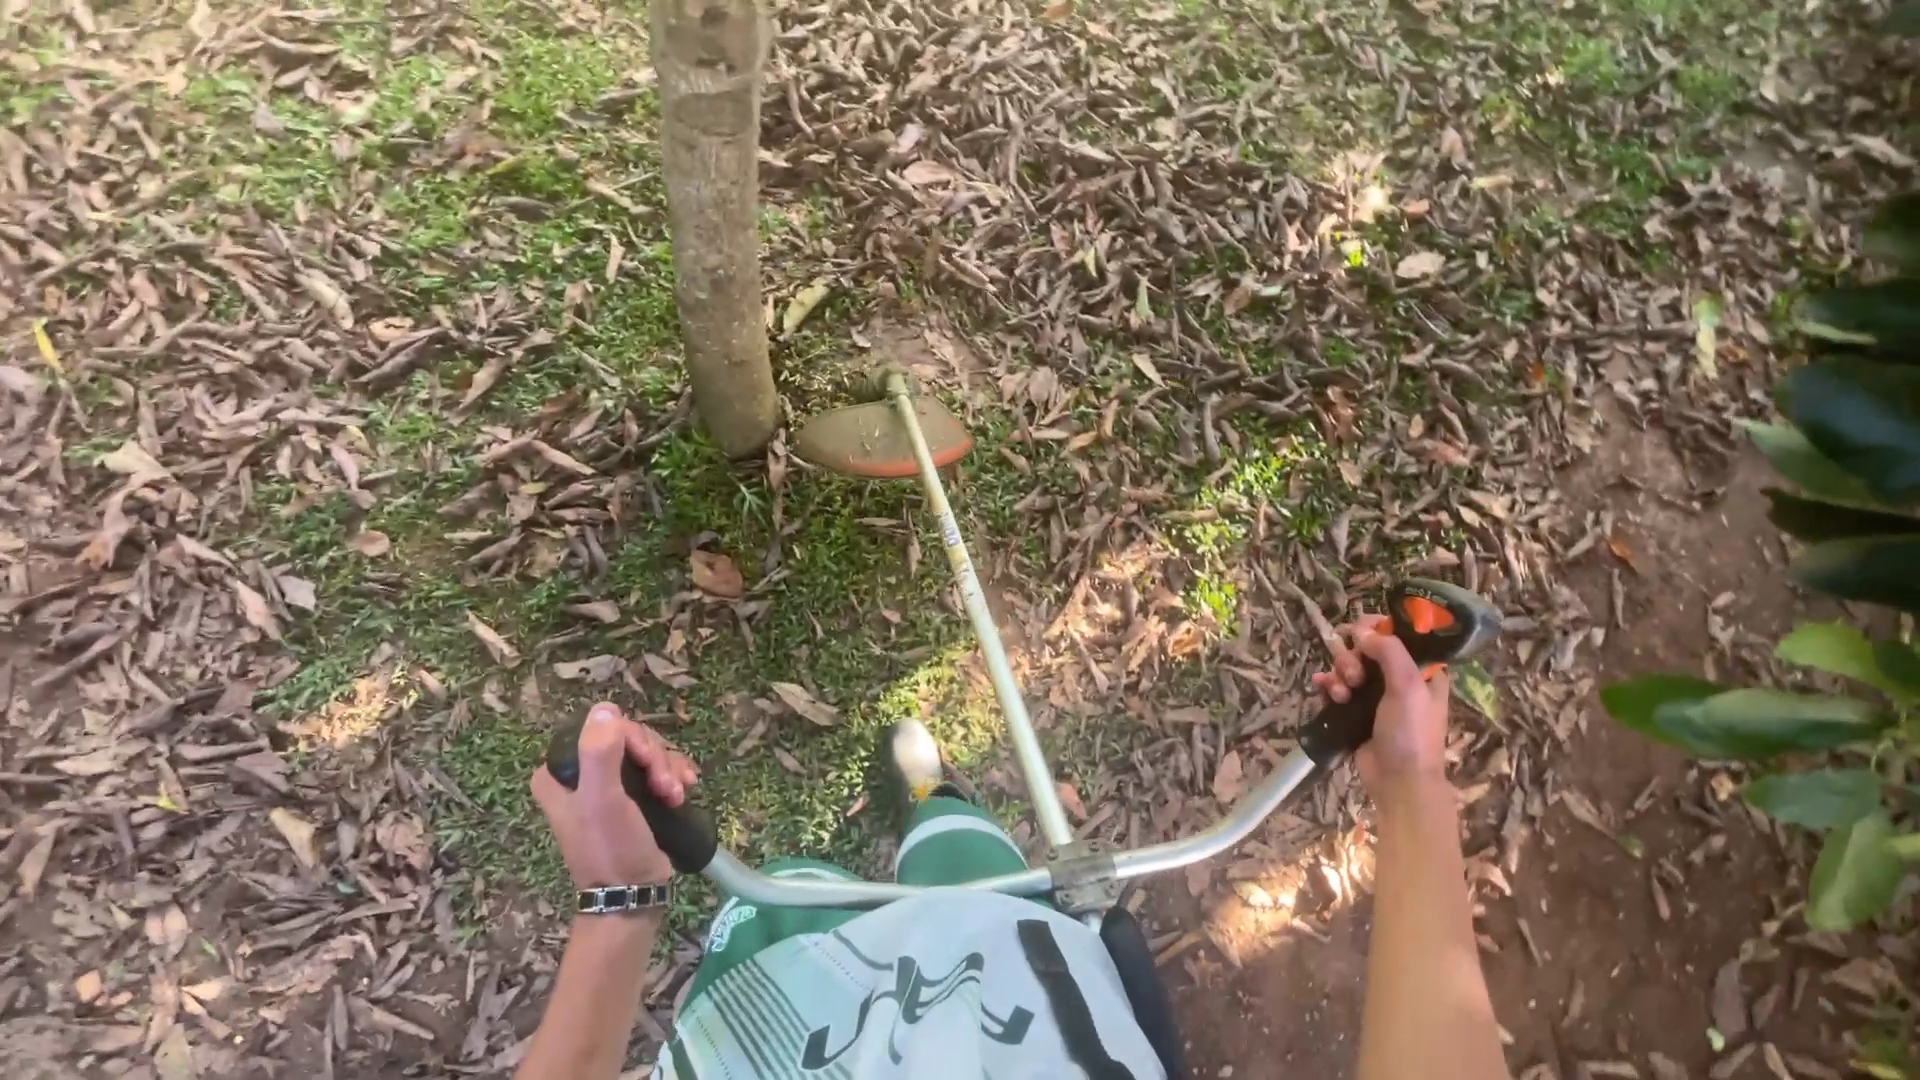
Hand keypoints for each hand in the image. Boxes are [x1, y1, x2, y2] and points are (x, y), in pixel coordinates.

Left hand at [530, 703, 699, 888]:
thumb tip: (605, 708)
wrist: (634, 894)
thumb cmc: (611, 848)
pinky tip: (685, 791)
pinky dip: (675, 775)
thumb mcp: (602, 800)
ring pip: (649, 753)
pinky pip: (659, 768)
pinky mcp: (634, 796)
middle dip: (656, 759)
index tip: (650, 765)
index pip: (603, 729)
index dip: (634, 740)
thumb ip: (600, 753)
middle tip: (667, 786)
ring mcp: (609, 785)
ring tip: (678, 795)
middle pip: (630, 739)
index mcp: (558, 772)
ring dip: (669, 769)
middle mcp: (581, 774)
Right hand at [1310, 616, 1451, 793]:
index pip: (1399, 635)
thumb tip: (1361, 630)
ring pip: (1348, 667)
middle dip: (1351, 657)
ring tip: (1341, 694)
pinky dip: (1328, 685)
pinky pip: (1336, 686)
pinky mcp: (1356, 711)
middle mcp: (1399, 679)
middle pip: (1366, 649)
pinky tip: (1323, 689)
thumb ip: (1388, 652)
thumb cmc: (1411, 733)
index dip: (1376, 628)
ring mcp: (1376, 695)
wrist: (1398, 781)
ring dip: (1339, 674)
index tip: (1357, 631)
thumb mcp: (1408, 687)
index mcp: (1422, 670)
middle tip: (1353, 676)